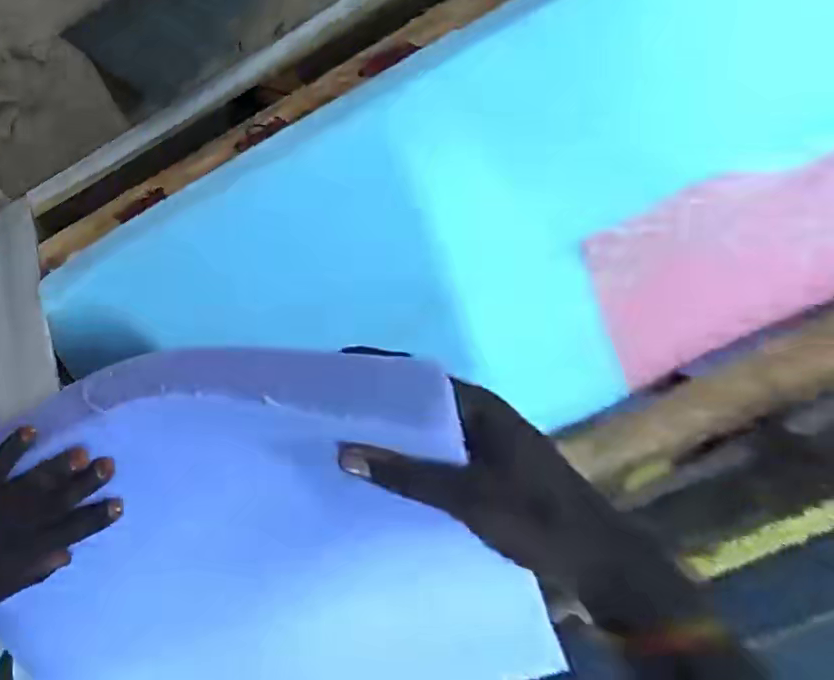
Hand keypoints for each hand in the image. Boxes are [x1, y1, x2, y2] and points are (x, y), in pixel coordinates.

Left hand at [0, 426, 120, 627]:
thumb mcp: (8, 586)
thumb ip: (38, 569)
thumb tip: (67, 553)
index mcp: (32, 552)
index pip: (71, 531)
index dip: (96, 517)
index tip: (118, 503)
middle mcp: (22, 523)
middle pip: (60, 499)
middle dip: (86, 482)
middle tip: (108, 463)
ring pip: (37, 479)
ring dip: (60, 464)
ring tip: (81, 451)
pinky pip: (0, 459)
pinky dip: (15, 444)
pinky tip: (31, 430)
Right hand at [338, 379, 706, 633]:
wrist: (615, 573)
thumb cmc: (542, 522)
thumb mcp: (470, 498)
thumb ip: (405, 474)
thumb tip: (340, 451)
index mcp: (479, 405)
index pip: (412, 371)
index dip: (370, 367)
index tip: (328, 367)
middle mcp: (480, 412)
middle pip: (413, 392)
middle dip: (371, 393)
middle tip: (326, 398)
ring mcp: (485, 437)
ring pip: (421, 417)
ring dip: (386, 419)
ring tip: (342, 424)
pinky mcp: (486, 462)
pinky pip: (432, 439)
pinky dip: (403, 441)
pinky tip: (381, 455)